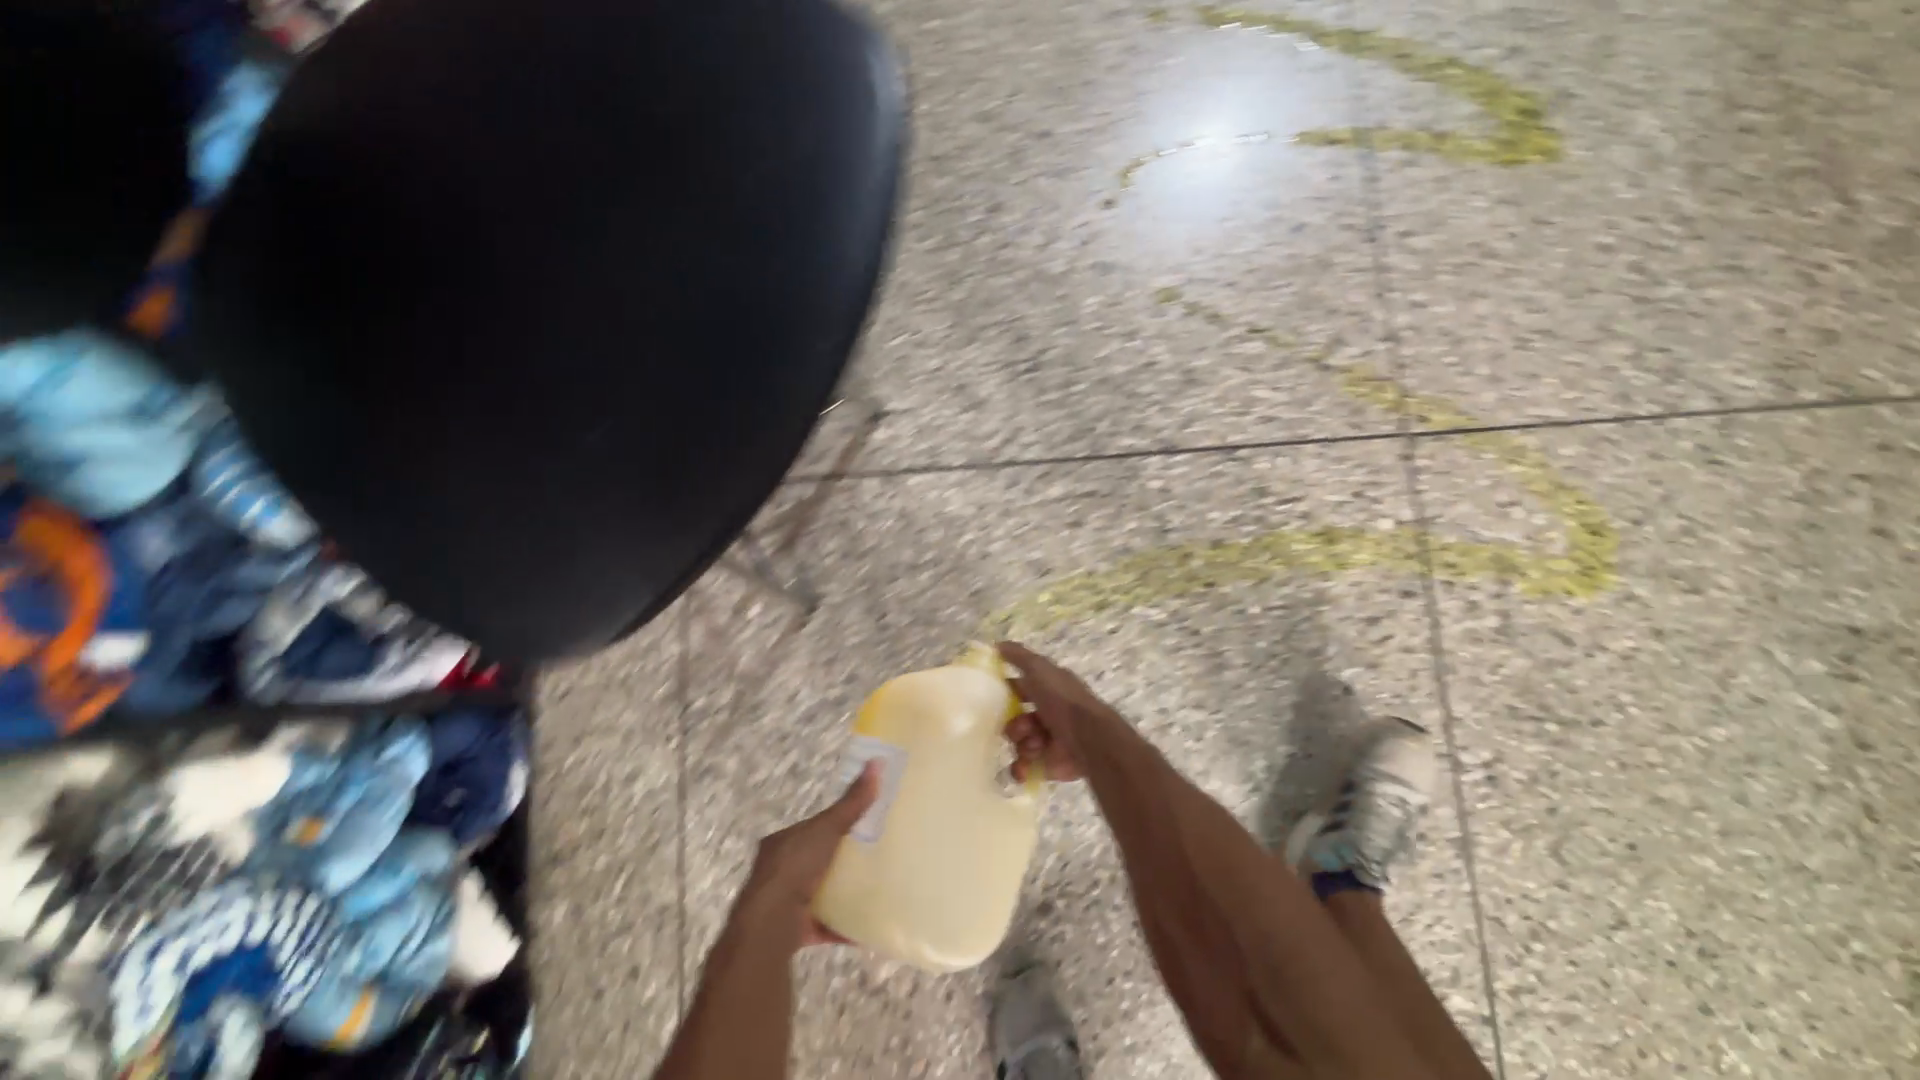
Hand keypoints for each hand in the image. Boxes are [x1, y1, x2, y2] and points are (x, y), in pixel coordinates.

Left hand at [734, 763, 879, 948]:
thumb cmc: (796, 867)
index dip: (832, 828)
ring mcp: (784, 903)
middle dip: (837, 862)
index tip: (859, 831)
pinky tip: (865, 927)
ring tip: (871, 892)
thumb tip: (877, 762)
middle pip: (813, 861)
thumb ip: (852, 802)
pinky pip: (823, 926)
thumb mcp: (828, 828)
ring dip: (839, 895)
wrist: (772, 922)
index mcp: (780, 844)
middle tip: (870, 861)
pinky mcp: (794, 931)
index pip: (810, 831)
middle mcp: (777, 871)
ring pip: (816, 894)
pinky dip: (842, 926)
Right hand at [997, 641, 1118, 782]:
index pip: (1018, 690)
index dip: (1004, 694)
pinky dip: (1020, 768)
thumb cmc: (1063, 701)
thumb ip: (1018, 657)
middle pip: (1015, 721)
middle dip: (1013, 726)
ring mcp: (1048, 742)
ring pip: (1018, 744)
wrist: (1089, 739)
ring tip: (1034, 747)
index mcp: (1047, 691)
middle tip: (1023, 728)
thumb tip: (996, 645)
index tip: (990, 699)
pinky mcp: (1048, 766)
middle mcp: (1047, 715)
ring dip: (1021, 745)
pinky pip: (1024, 767)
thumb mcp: (1039, 670)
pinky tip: (1023, 767)